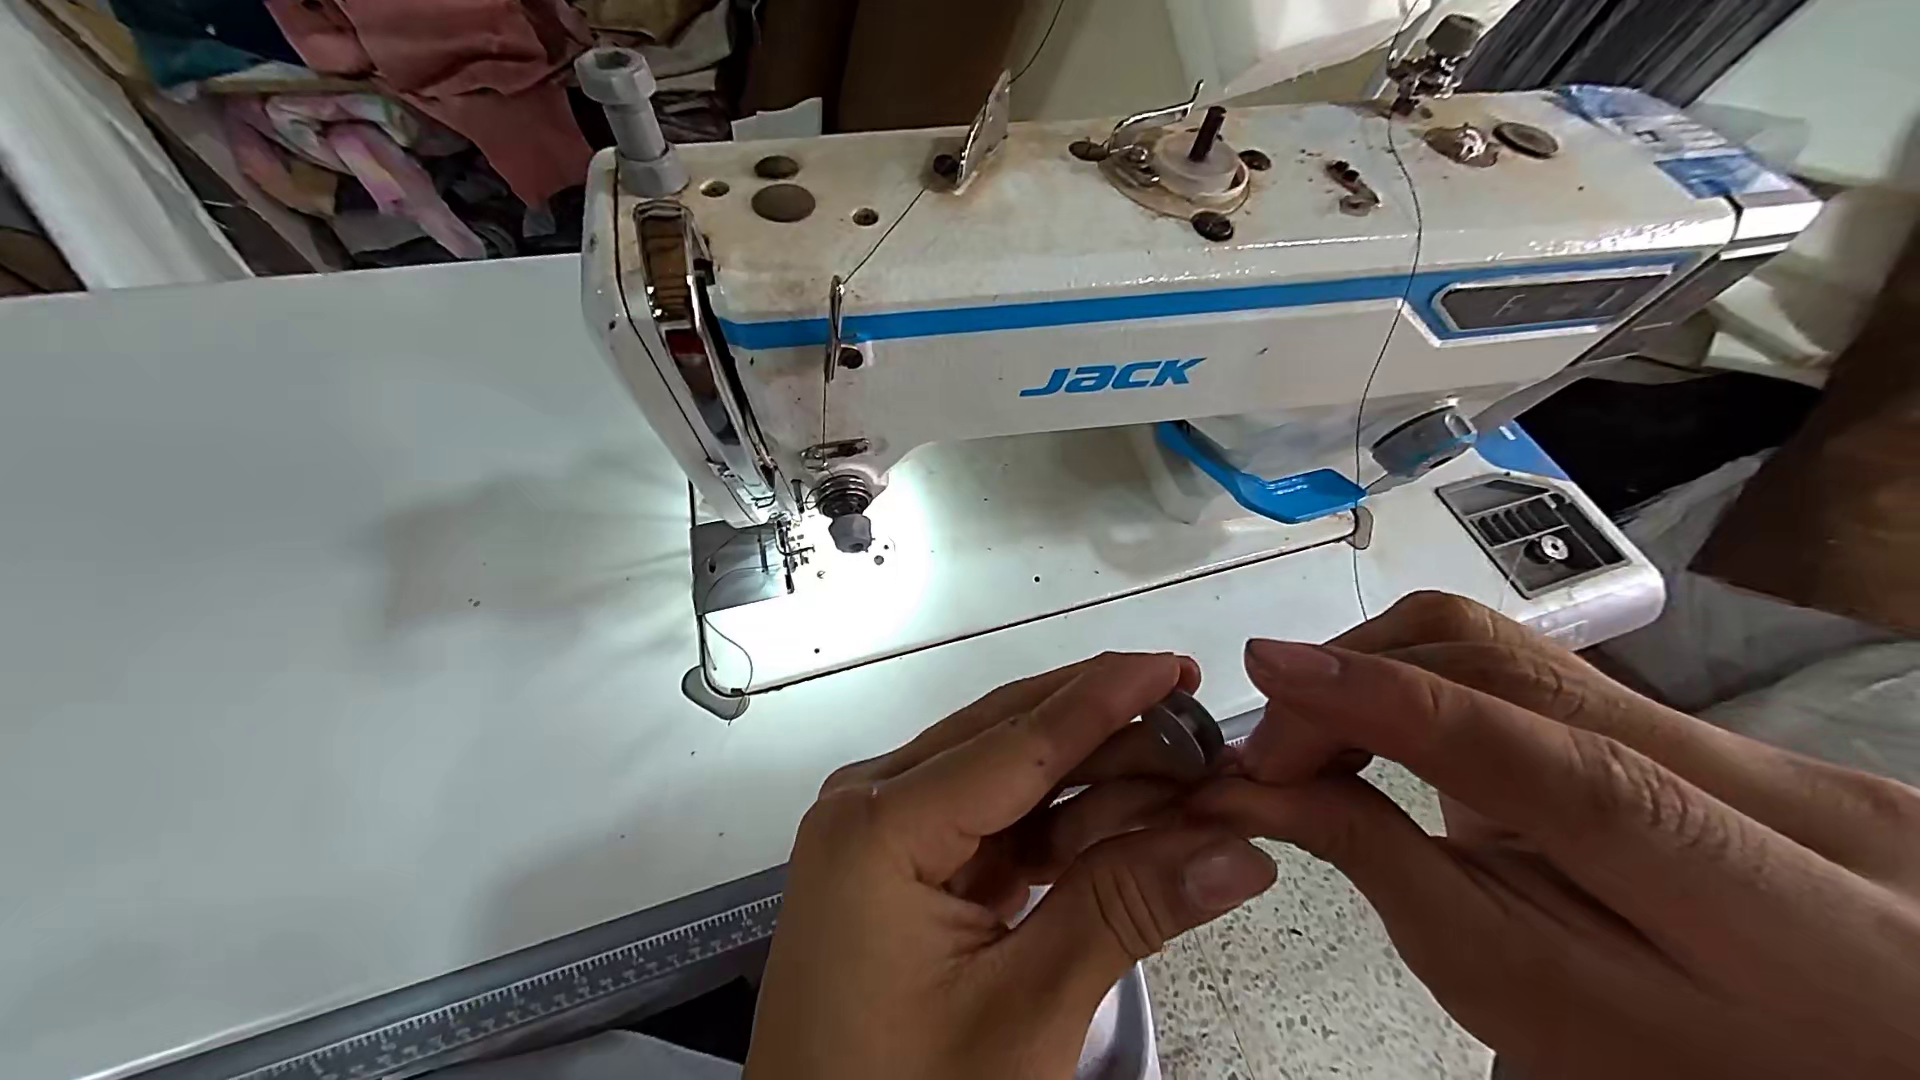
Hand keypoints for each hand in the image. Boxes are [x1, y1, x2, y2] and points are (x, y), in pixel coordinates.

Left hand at [746, 653, 1275, 1079]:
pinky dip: (1062, 821)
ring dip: (1095, 777)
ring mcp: (887, 827)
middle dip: (1108, 731)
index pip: (1018, 741)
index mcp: (879, 824)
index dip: (1105, 698)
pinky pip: (996, 818)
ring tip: (1178, 772)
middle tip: (1193, 722)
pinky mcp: (907, 858)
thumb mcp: (1021, 1015)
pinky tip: (1125, 817)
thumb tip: (1234, 850)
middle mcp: (874, 802)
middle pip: (1012, 741)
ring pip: (1009, 775)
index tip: (1170, 665)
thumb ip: (1125, 913)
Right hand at [1191, 592, 1919, 1079]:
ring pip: (1503, 642)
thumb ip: (1378, 863)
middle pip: (1511, 667)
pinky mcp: (1693, 714)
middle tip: (1273, 747)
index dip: (1398, 705)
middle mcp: (1788, 791)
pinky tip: (1386, 723)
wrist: (1789, 1045)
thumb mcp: (1500, 983)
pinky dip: (1417, 676)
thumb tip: (1255, 783)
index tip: (1270, 668)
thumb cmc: (1645, 1054)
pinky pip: (1520, 658)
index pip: (1562, 771)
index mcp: (1782, 917)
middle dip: (1356, 682)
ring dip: (1376, 670)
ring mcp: (1747, 735)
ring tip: (1320, 734)